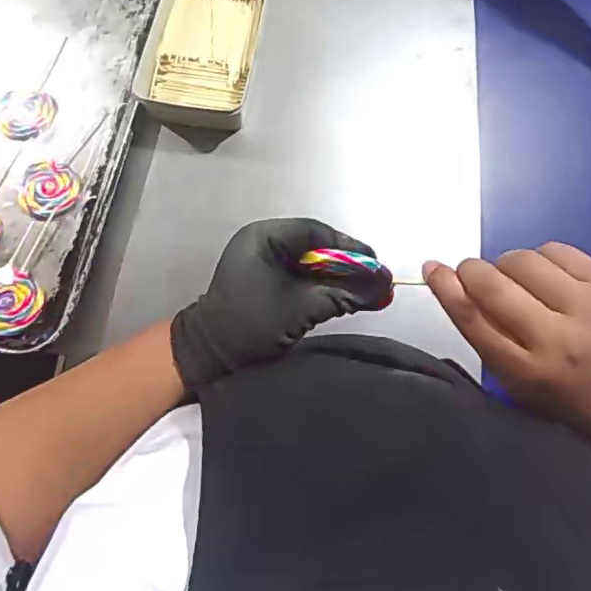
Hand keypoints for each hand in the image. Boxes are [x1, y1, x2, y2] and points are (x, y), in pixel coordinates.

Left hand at [170, 218, 377, 392]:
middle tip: (374, 276)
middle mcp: (263, 242)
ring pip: (311, 262)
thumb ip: (343, 295)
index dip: (348, 247)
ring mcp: (263, 261)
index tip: (374, 262)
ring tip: (366, 289)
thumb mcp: (300, 308)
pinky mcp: (265, 281)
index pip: (316, 232)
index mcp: (264, 237)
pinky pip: (301, 276)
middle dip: (346, 263)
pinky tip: (344, 297)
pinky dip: (323, 287)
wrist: (207, 357)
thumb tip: (384, 289)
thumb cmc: (250, 324)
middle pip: (316, 246)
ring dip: (337, 277)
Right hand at [424, 243, 590, 450]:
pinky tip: (545, 278)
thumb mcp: (510, 375)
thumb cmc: (554, 389)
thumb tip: (443, 275)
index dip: (446, 288)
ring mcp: (586, 307)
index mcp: (527, 370)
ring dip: (507, 265)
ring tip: (517, 284)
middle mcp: (558, 338)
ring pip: (522, 260)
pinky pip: (553, 249)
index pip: (474, 319)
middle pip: (494, 285)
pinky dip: (540, 257)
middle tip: (472, 274)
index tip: (432, 268)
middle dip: (472, 271)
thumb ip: (480, 329)